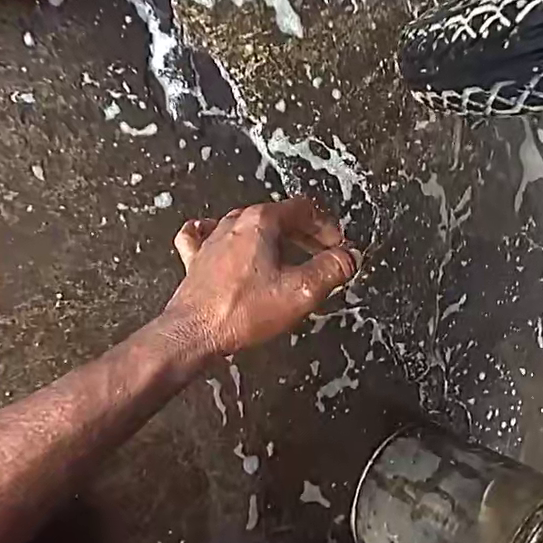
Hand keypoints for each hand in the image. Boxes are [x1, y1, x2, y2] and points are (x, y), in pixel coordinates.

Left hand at [156, 198, 359, 359]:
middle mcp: (235, 223)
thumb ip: (332, 269)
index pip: (304, 209)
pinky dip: (225, 238)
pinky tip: (226, 243)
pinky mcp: (197, 260)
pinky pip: (208, 235)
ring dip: (274, 238)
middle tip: (323, 253)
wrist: (193, 334)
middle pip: (278, 216)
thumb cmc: (242, 311)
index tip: (337, 245)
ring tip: (289, 255)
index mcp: (262, 222)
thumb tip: (349, 256)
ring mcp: (212, 240)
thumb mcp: (302, 291)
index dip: (327, 226)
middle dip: (306, 233)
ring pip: (249, 225)